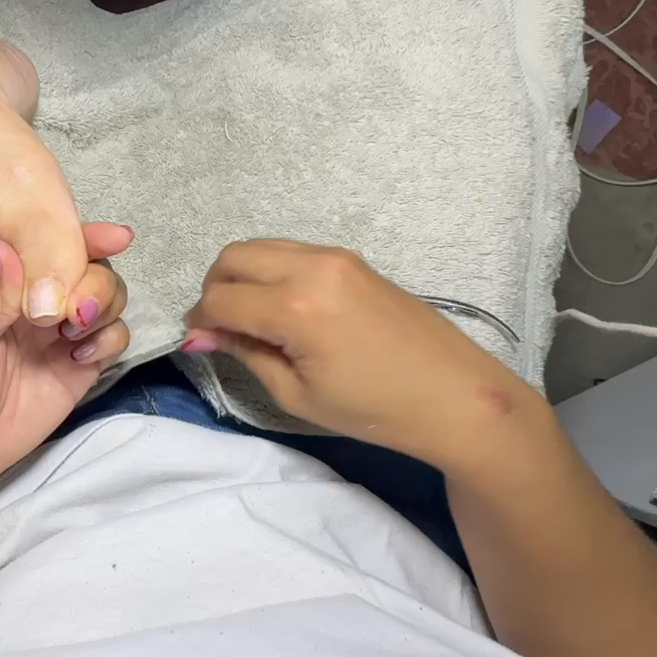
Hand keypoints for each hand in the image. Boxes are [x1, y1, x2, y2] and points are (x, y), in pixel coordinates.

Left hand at [0, 222, 133, 490]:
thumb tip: (4, 251)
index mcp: (8, 284)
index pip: (51, 247)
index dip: (86, 237)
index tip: (114, 237)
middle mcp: (40, 300)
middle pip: (91, 268)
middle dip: (93, 279)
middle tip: (72, 308)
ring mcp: (63, 332)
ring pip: (108, 298)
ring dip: (102, 304)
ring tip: (74, 327)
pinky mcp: (81, 365)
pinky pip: (114, 338)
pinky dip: (110, 338)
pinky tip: (81, 357)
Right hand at [183, 239, 547, 473]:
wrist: (457, 397)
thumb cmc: (374, 410)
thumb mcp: (296, 393)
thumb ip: (244, 352)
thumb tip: (199, 335)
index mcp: (296, 308)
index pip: (220, 300)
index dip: (199, 322)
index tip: (199, 342)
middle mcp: (311, 268)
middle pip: (232, 258)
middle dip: (214, 289)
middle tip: (221, 325)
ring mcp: (334, 256)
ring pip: (258, 246)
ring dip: (240, 275)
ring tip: (250, 315)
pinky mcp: (350, 258)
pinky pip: (288, 250)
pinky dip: (268, 269)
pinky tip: (281, 305)